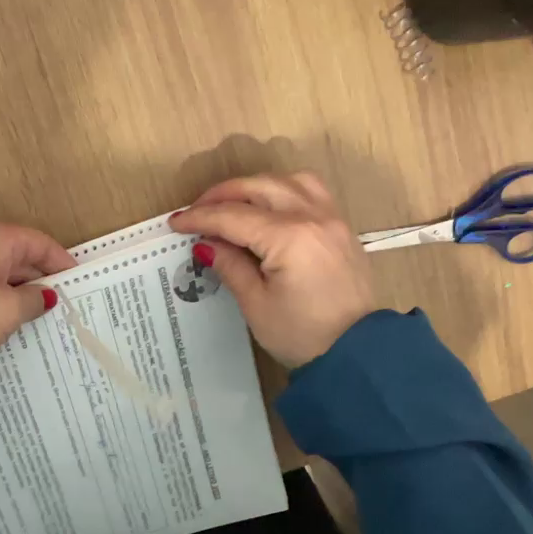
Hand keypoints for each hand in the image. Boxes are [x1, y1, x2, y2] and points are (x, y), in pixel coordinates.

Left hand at [0, 220, 75, 361]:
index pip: (38, 242)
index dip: (60, 261)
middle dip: (38, 275)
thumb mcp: (8, 312)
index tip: (77, 279)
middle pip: (16, 252)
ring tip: (35, 311)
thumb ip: (33, 299)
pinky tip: (1, 315)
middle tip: (60, 300)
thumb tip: (45, 294)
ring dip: (15, 287)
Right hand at [169, 173, 375, 366]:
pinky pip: (310, 190)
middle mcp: (312, 217)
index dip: (200, 218)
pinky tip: (267, 207)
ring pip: (287, 180)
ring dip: (254, 186)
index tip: (176, 223)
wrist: (356, 352)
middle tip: (196, 212)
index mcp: (289, 237)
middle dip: (221, 195)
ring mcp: (331, 218)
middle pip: (258, 187)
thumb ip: (231, 266)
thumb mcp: (256, 304)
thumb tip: (207, 244)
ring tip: (231, 205)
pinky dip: (282, 190)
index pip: (233, 217)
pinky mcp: (341, 227)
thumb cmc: (302, 336)